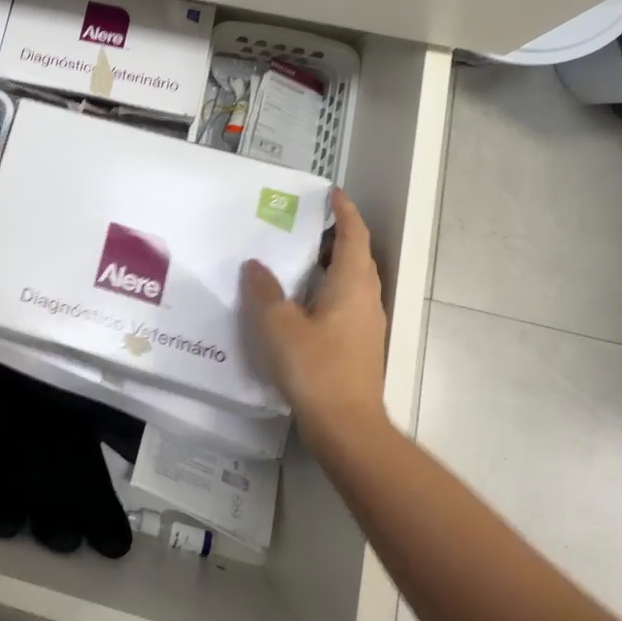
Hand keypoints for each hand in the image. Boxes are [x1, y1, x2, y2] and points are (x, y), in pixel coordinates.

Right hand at [242, 188, 387, 428]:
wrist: (346, 426)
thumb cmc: (314, 367)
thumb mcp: (278, 325)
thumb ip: (264, 291)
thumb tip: (256, 266)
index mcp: (351, 285)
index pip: (353, 236)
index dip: (345, 212)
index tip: (333, 194)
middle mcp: (365, 299)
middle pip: (357, 257)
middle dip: (337, 236)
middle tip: (307, 224)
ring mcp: (365, 325)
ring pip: (352, 282)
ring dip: (332, 264)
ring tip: (298, 258)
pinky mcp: (358, 346)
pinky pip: (345, 303)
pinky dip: (327, 289)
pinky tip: (300, 301)